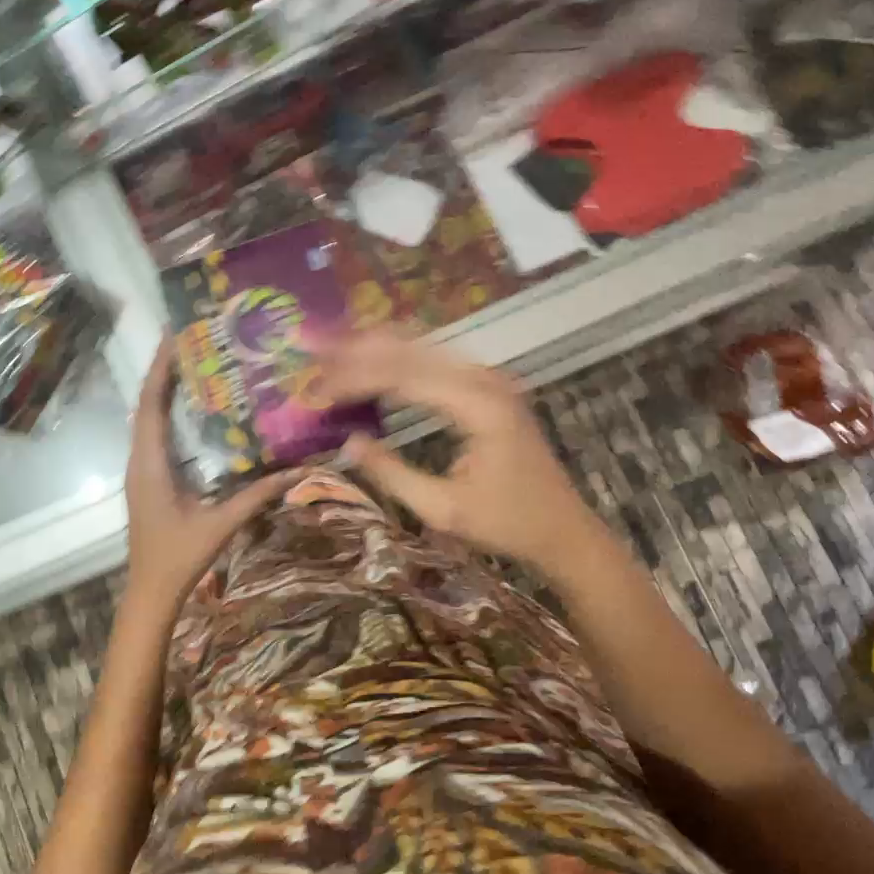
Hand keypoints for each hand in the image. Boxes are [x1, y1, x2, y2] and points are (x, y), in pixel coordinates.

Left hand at [123, 340, 300, 614]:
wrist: (150, 590)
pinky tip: (190, 408)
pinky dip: (166, 413)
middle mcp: (140, 460)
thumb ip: (256, 496)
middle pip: (146, 404)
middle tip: (191, 339)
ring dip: (164, 390)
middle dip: (164, 370)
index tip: (173, 334)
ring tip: (193, 362)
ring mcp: (140, 469)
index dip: (160, 368)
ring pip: (147, 419)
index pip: (150, 404)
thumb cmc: (179, 557)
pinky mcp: (146, 479)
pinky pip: (153, 435)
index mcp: (150, 464)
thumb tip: (298, 471)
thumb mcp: (220, 525)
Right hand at [317, 329, 611, 573]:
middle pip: (411, 348)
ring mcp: (489, 380)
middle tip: (311, 345)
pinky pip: (435, 359)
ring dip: (374, 346)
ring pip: (422, 346)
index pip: (404, 377)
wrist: (563, 530)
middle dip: (357, 347)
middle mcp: (486, 381)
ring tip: (329, 344)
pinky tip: (368, 353)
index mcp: (479, 407)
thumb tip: (347, 442)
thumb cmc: (505, 524)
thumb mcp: (442, 509)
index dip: (355, 379)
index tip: (315, 389)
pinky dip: (397, 355)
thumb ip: (392, 473)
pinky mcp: (486, 389)